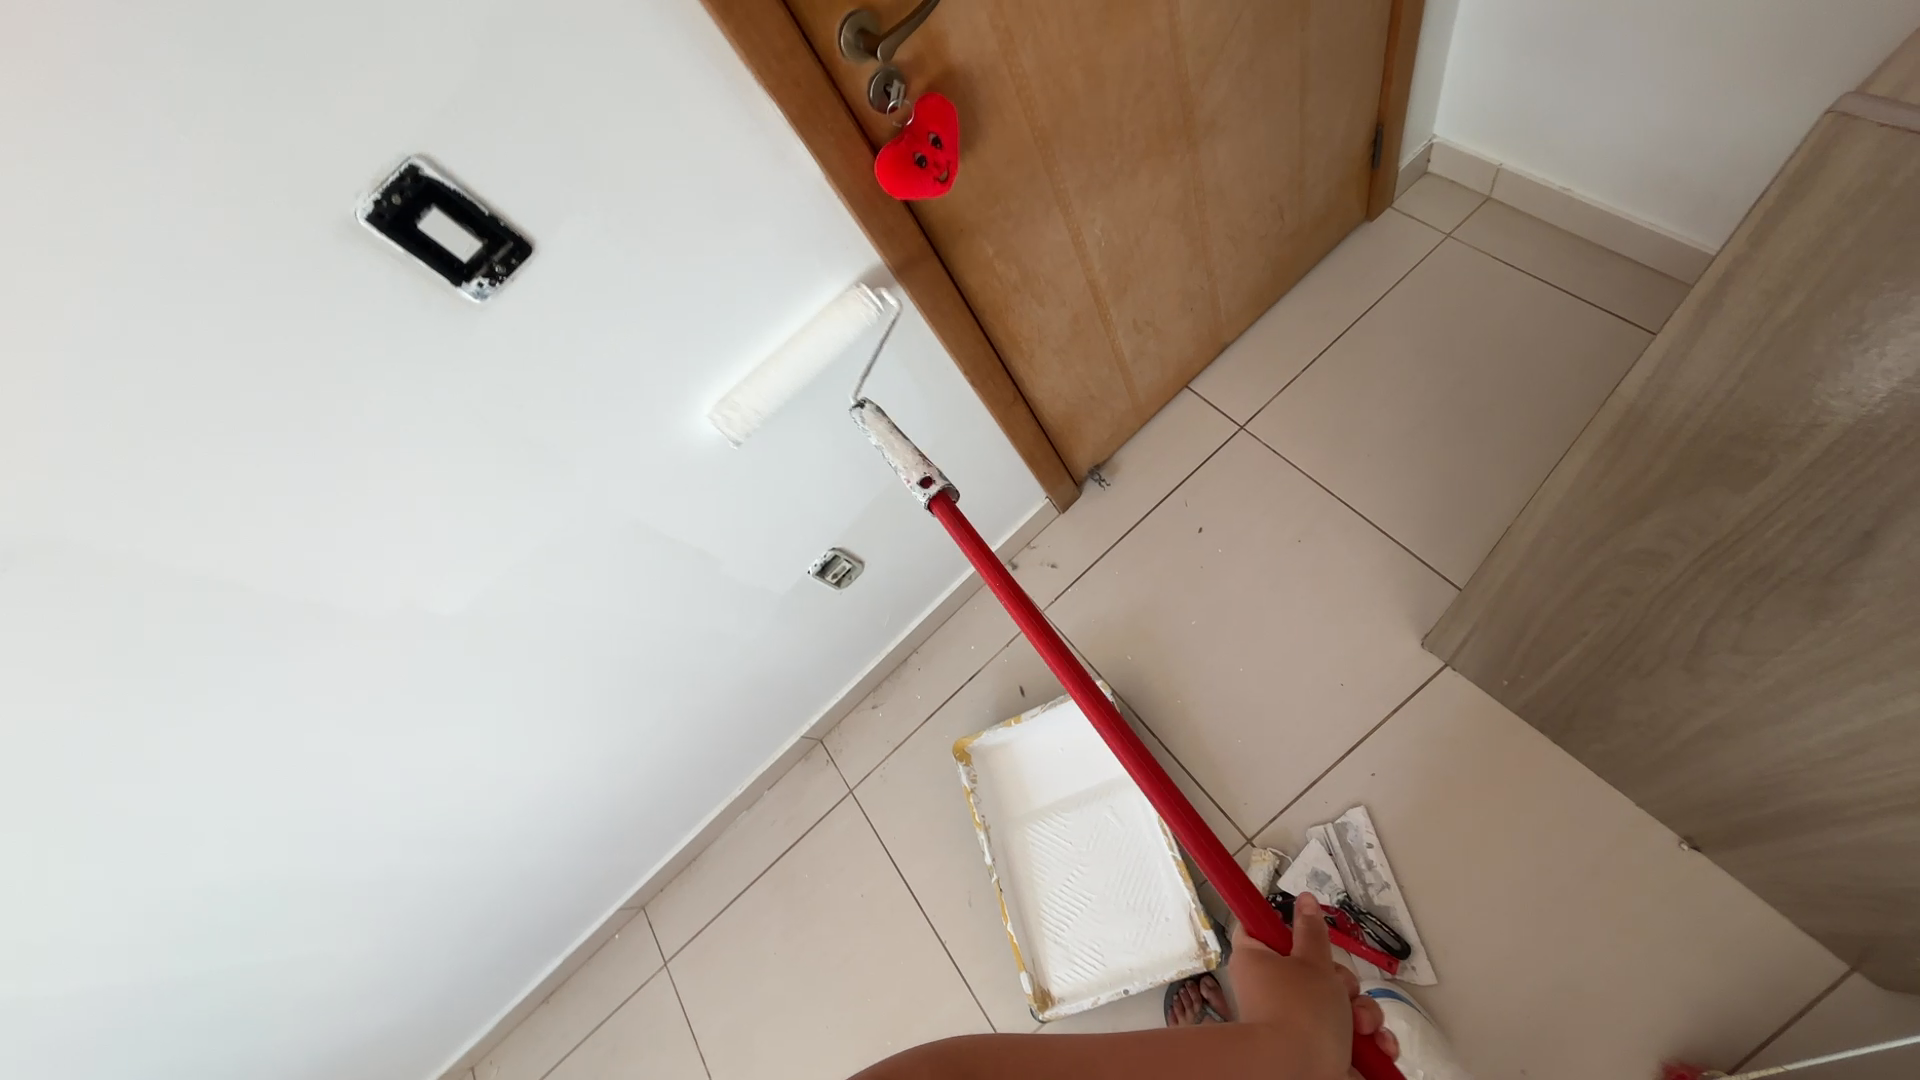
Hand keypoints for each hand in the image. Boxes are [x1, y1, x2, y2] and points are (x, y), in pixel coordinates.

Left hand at [1226, 893, 1400, 1079]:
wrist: (1299, 1075)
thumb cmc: (1299, 1011)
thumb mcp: (1312, 962)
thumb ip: (1312, 931)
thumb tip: (1303, 898)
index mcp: (1257, 959)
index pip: (1259, 929)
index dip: (1280, 924)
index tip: (1303, 929)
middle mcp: (1273, 989)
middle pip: (1313, 967)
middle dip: (1341, 980)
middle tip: (1342, 990)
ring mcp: (1298, 1022)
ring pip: (1339, 1002)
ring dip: (1362, 1012)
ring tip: (1361, 1025)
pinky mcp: (1323, 1051)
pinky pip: (1352, 1036)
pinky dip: (1371, 1041)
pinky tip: (1379, 1046)